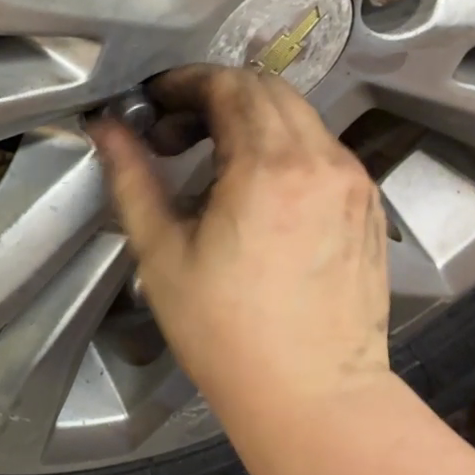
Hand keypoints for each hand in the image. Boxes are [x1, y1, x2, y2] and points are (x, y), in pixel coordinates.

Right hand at [89, 65, 391, 416]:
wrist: (310, 391)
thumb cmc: (224, 331)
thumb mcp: (162, 253)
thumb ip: (133, 179)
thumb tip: (107, 130)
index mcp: (269, 167)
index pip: (230, 86)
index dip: (185, 84)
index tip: (153, 102)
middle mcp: (323, 161)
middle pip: (269, 90)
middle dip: (214, 97)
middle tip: (172, 134)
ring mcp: (355, 183)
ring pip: (300, 118)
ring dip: (248, 121)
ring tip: (207, 165)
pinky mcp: (367, 208)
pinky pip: (322, 151)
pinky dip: (281, 148)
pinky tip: (250, 193)